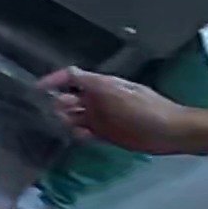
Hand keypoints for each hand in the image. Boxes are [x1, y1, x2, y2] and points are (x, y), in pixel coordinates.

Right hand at [38, 67, 193, 155]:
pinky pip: (81, 132)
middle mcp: (97, 99)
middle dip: (57, 104)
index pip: (71, 78)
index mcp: (100, 85)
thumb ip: (91, 83)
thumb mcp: (116, 91)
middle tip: (50, 114)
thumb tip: (69, 71)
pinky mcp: (104, 133)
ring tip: (62, 127)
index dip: (54, 80)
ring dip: (64, 120)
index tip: (36, 89)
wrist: (171, 132)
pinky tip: (77, 136)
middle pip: (68, 98)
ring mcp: (100, 117)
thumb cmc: (144, 109)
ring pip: (72, 116)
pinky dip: (75, 134)